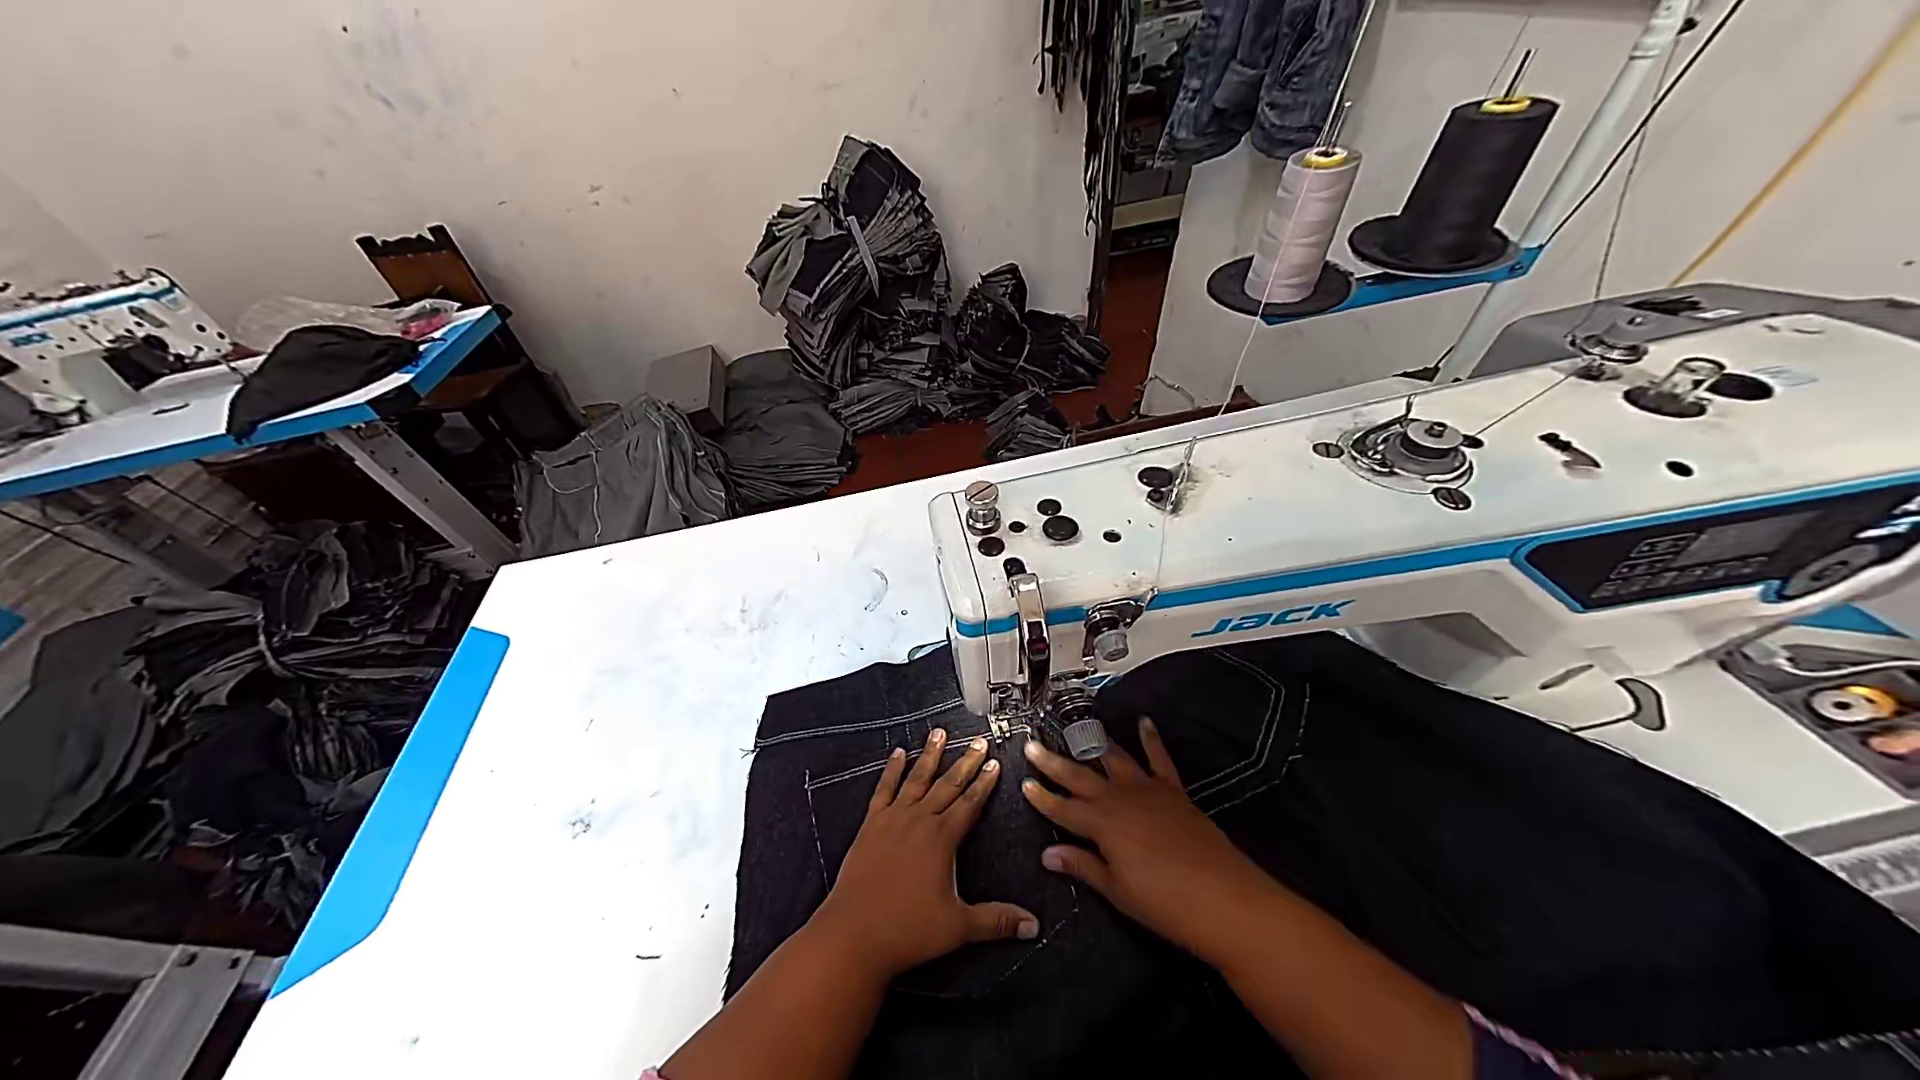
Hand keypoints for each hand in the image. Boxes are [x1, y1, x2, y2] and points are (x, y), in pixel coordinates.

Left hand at [808, 728, 1038, 977]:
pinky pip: (884, 789)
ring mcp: (892, 820)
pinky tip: (897, 755)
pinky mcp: (870, 825)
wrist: (854, 934)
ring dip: (930, 755)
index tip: (994, 764)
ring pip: (917, 778)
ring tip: (939, 733)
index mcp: (941, 839)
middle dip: (966, 761)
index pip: (970, 803)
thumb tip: (1030, 925)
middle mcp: (918, 821)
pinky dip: (892, 770)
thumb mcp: (958, 926)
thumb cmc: (905, 930)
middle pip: (948, 784)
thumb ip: (996, 921)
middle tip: (977, 742)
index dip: (985, 783)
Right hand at [1020, 716, 1275, 959]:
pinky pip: (1159, 759)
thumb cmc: (1168, 902)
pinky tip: (1145, 724)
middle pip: (1080, 777)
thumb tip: (1050, 854)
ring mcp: (1149, 791)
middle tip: (1034, 747)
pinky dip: (1151, 739)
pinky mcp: (1174, 792)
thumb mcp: (1117, 890)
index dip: (1042, 797)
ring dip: (1093, 745)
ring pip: (1113, 760)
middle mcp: (1122, 800)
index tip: (1026, 784)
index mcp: (1103, 825)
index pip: (1063, 808)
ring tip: (1076, 730)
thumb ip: (1082, 865)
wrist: (1225, 899)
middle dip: (1053, 762)